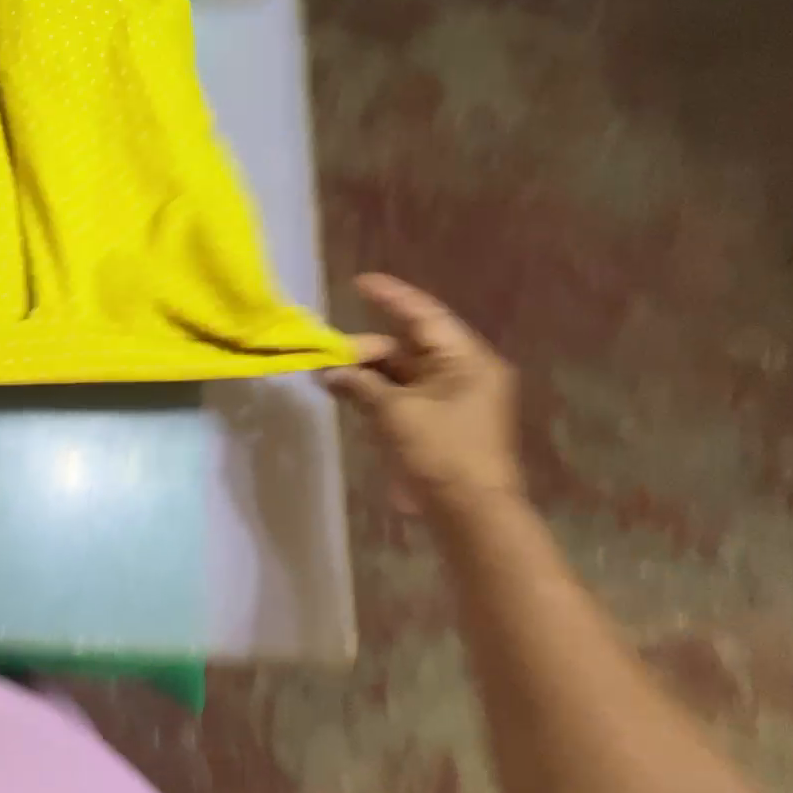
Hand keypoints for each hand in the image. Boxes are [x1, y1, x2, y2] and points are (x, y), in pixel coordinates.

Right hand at [324, 274, 523, 516]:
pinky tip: (340, 391)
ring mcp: (447, 399)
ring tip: (325, 374)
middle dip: (364, 349)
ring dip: (362, 372)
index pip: (424, 317)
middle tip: (327, 357)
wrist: (466, 510)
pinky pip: (396, 395)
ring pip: (397, 372)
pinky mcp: (432, 422)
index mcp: (465, 362)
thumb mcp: (396, 412)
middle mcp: (460, 373)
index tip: (358, 282)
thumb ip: (360, 384)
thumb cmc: (440, 452)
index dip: (391, 298)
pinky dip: (370, 391)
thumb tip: (328, 371)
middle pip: (405, 347)